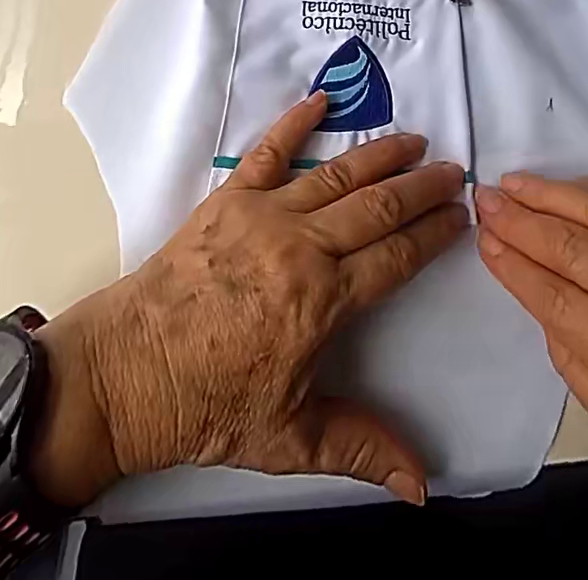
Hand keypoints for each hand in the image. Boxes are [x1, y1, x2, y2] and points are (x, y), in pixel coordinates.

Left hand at [34, 92, 469, 507]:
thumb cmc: (207, 403)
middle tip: (453, 171)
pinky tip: (320, 101)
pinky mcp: (225, 200)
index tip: (460, 216)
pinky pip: (267, 154)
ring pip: (333, 176)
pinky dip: (294, 124)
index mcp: (321, 300)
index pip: (396, 258)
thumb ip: (360, 448)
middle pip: (375, 208)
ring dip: (377, 156)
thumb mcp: (290, 437)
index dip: (433, 235)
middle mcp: (298, 247)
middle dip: (420, 188)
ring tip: (412, 140)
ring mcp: (259, 216)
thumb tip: (422, 486)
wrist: (128, 368)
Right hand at [474, 175, 587, 573]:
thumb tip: (539, 301)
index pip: (558, 300)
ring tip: (512, 184)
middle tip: (484, 200)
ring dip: (551, 194)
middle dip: (521, 221)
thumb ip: (577, 369)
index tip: (482, 238)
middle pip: (576, 249)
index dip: (513, 264)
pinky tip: (565, 187)